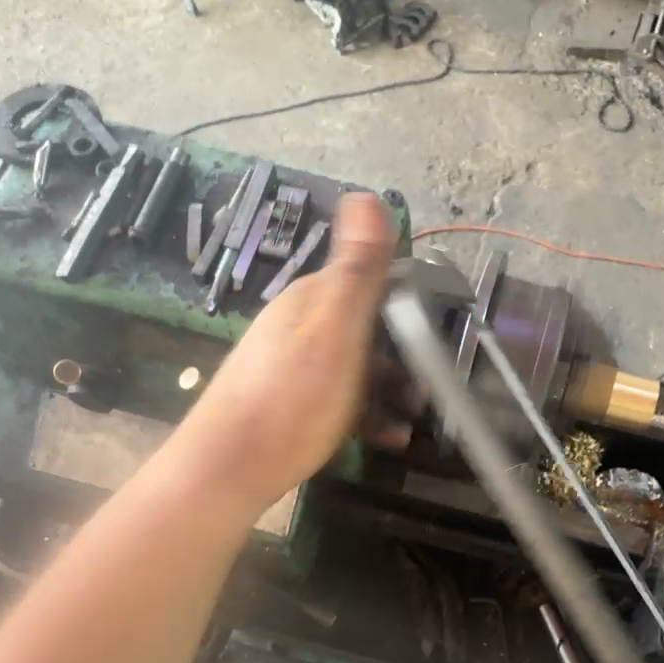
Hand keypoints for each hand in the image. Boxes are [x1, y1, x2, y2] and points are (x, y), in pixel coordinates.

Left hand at [169, 192, 407, 516]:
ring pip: (359, 368)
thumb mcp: (334, 332)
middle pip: (369, 329)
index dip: (410, 308)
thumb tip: (366, 194)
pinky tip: (386, 439)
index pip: (374, 283)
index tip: (435, 340)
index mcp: (314, 300)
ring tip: (412, 423)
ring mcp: (294, 364)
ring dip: (391, 391)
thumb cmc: (291, 401)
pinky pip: (342, 399)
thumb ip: (355, 271)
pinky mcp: (291, 401)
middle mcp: (302, 324)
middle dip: (404, 358)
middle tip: (425, 394)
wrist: (228, 468)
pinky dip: (369, 415)